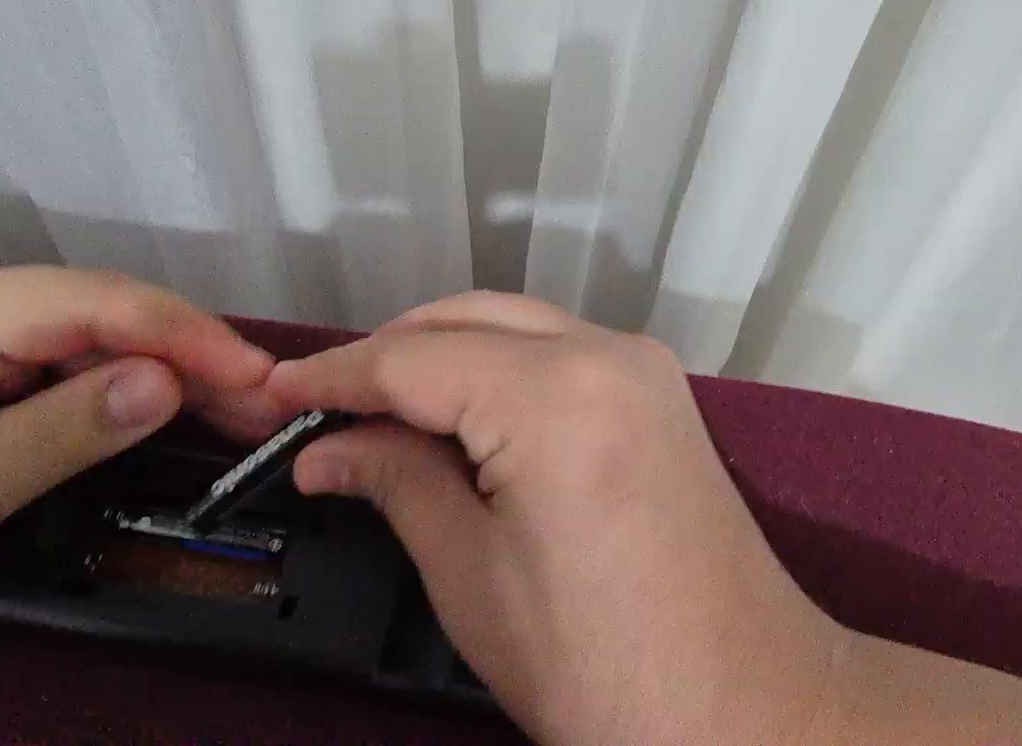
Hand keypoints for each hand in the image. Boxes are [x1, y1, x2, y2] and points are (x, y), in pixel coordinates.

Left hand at [0, 265, 281, 661]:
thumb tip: (165, 386)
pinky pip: (80, 366)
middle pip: (113, 315)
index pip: (94, 302)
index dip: (185, 335)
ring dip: (177, 376)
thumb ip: (51, 437)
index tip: (258, 377)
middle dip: (197, 358)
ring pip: (105, 339)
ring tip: (245, 414)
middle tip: (270, 408)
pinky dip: (137, 392)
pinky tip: (182, 412)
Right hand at [266, 292, 840, 745]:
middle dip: (389, 353)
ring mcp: (640, 361)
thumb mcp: (472, 574)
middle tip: (324, 406)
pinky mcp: (656, 386)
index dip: (336, 375)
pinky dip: (496, 364)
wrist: (746, 703)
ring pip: (512, 323)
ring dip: (442, 351)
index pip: (415, 361)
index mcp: (555, 393)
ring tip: (380, 408)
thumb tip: (326, 449)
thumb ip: (396, 482)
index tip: (275, 393)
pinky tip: (459, 407)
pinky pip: (554, 347)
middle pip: (466, 318)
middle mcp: (605, 349)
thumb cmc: (598, 662)